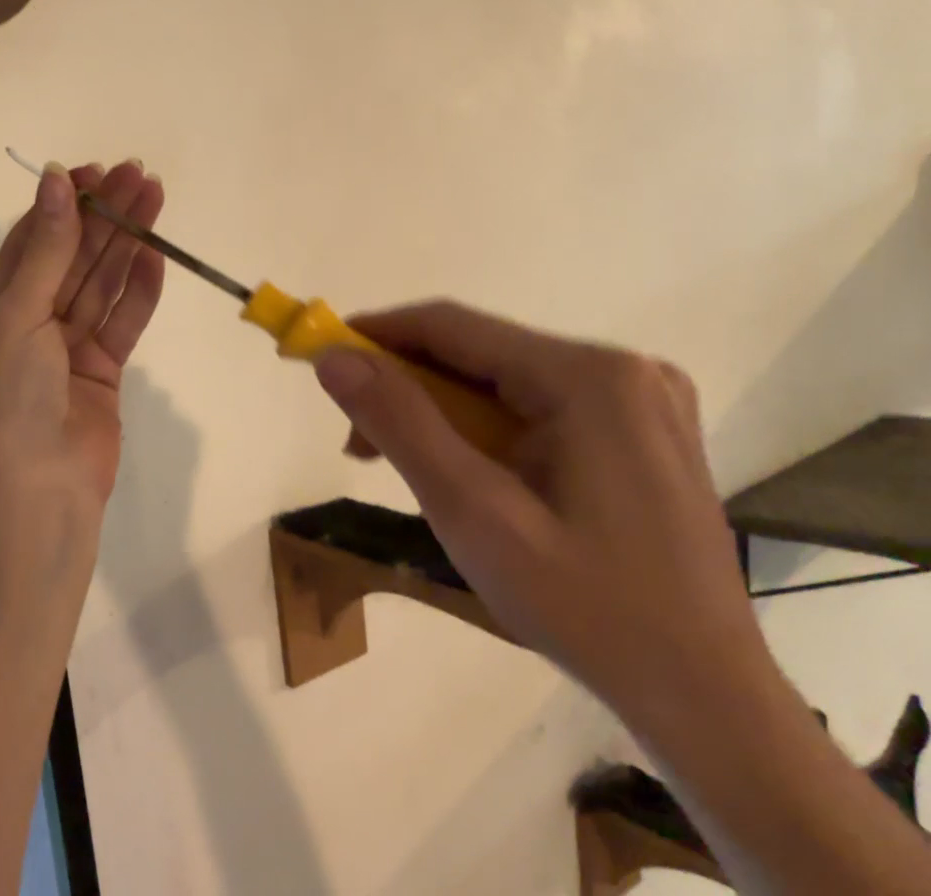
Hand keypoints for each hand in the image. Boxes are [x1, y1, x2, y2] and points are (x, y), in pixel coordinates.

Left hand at [0, 160, 164, 512]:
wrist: (46, 483)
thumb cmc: (16, 396)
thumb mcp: (20, 315)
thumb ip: (46, 250)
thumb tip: (56, 178)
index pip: (32, 244)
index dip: (62, 206)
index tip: (93, 171)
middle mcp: (31, 322)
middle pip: (72, 258)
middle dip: (103, 217)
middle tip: (138, 174)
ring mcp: (68, 346)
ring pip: (101, 283)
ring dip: (127, 243)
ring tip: (155, 198)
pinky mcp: (104, 368)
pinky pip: (123, 320)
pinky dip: (140, 290)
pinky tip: (156, 255)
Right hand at [312, 301, 766, 713]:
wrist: (698, 687)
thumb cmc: (581, 603)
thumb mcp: (472, 511)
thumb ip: (400, 424)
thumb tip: (333, 359)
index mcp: (589, 379)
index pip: (453, 327)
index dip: (374, 335)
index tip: (315, 359)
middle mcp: (625, 371)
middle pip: (481, 354)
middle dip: (406, 388)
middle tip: (356, 447)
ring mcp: (643, 402)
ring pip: (506, 383)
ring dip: (441, 414)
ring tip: (404, 471)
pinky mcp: (644, 434)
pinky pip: (540, 410)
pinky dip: (485, 432)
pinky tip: (467, 478)